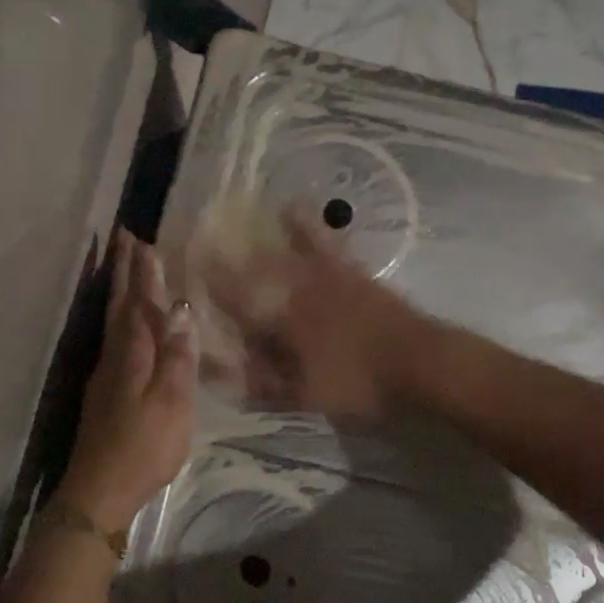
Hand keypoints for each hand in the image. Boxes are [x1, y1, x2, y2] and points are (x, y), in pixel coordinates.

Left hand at [58, 230, 195, 532]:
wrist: (100, 491)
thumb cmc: (144, 448)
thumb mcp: (171, 403)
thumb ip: (176, 356)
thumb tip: (180, 308)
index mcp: (134, 354)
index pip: (140, 304)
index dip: (144, 273)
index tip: (142, 238)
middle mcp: (115, 356)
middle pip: (121, 306)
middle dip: (126, 273)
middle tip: (126, 239)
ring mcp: (105, 375)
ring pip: (113, 322)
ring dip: (121, 292)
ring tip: (127, 269)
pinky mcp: (103, 393)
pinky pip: (114, 340)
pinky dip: (121, 321)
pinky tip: (127, 326)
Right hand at [201, 207, 425, 418]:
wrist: (420, 362)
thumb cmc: (358, 384)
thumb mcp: (303, 392)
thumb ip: (260, 380)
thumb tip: (217, 369)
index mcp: (281, 317)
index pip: (232, 293)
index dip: (205, 279)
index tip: (183, 265)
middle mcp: (297, 286)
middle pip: (254, 264)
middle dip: (224, 252)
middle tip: (201, 238)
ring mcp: (326, 273)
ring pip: (284, 248)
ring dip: (258, 234)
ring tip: (234, 215)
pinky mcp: (351, 271)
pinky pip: (322, 241)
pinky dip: (306, 225)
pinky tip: (294, 210)